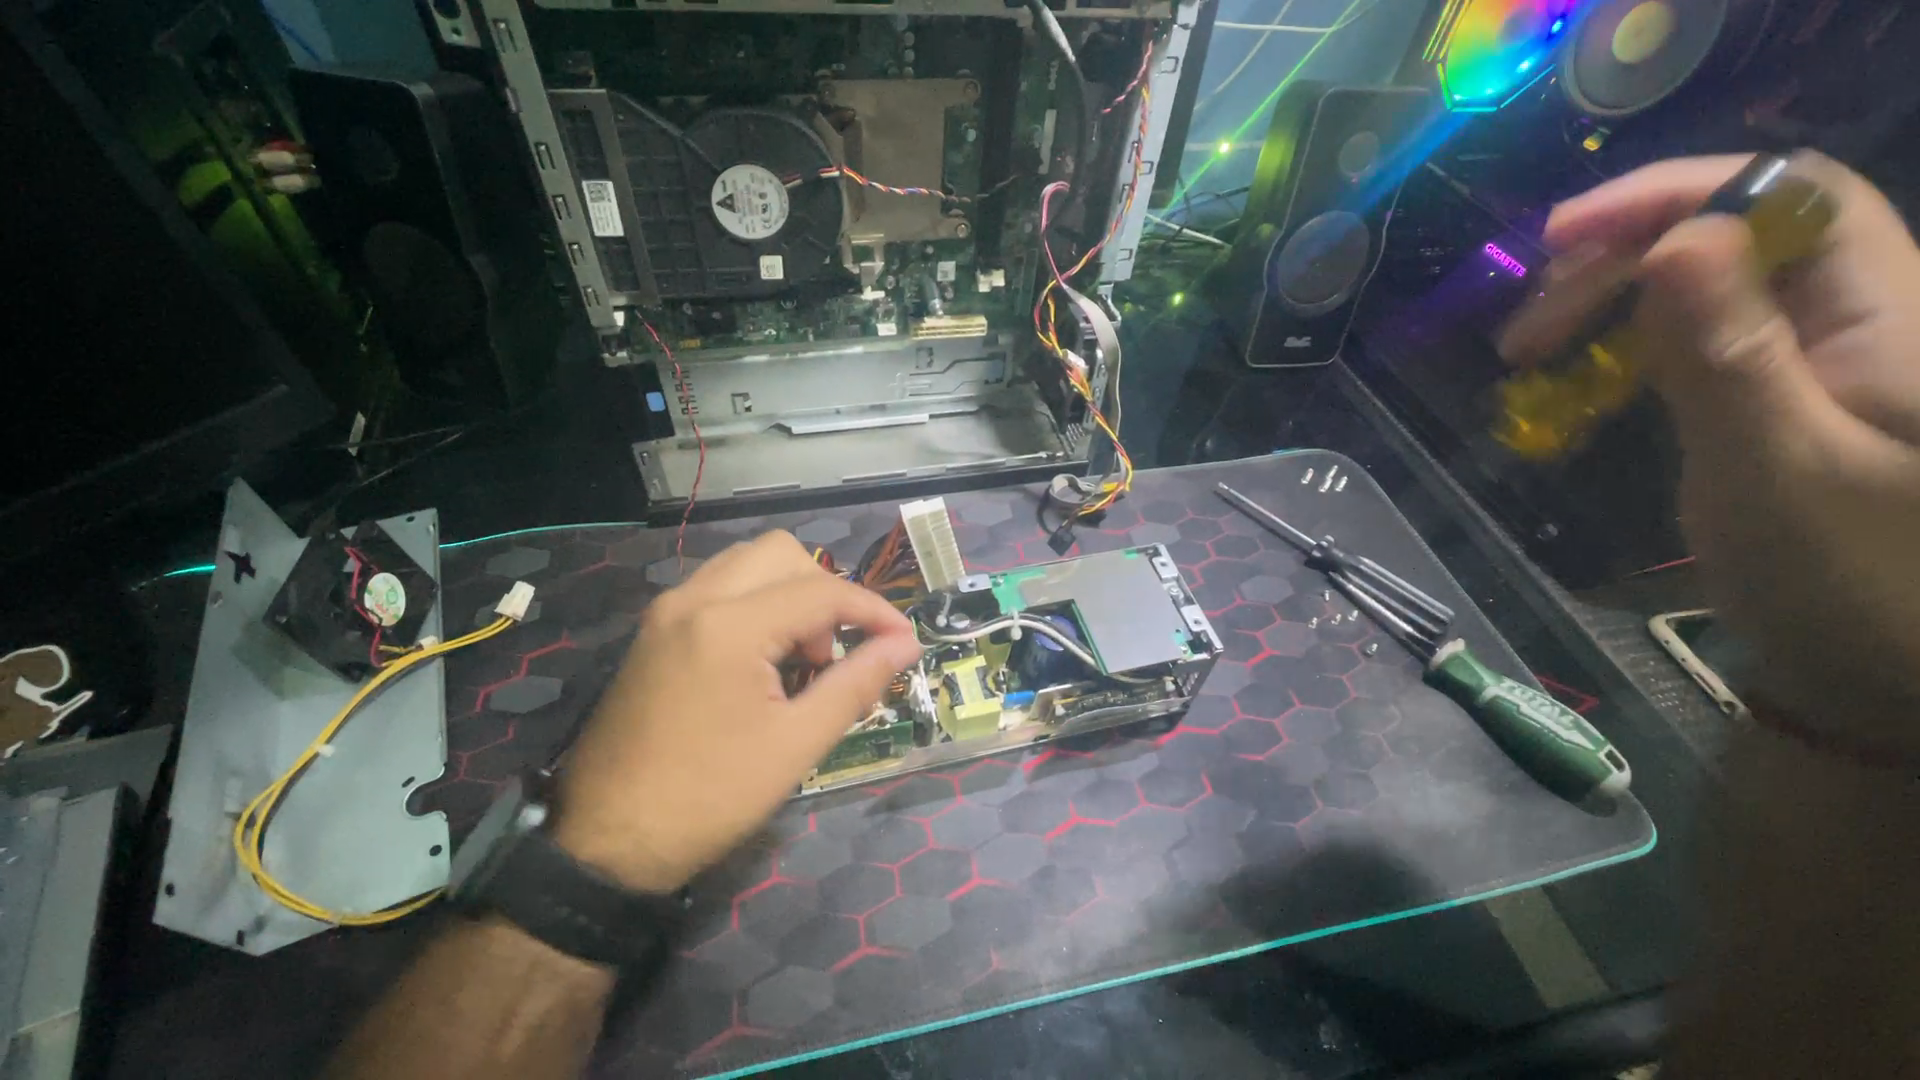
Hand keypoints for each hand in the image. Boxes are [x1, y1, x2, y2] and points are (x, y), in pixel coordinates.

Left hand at [551, 531, 921, 891]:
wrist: (605, 840)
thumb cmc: (710, 797)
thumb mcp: (796, 744)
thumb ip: (856, 683)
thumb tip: (906, 644)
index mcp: (730, 625)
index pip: (821, 591)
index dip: (874, 611)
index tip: (906, 641)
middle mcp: (694, 599)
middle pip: (782, 553)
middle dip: (825, 593)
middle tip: (833, 655)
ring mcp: (668, 611)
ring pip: (747, 564)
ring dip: (789, 594)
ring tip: (799, 659)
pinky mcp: (655, 631)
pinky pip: (719, 588)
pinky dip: (755, 604)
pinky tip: (762, 661)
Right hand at [1500, 152, 1919, 734]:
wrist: (1886, 680)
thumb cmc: (1846, 583)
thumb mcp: (1773, 468)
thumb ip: (1726, 353)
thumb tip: (1676, 239)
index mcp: (1895, 313)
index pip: (1789, 193)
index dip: (1670, 193)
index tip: (1557, 241)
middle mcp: (1865, 315)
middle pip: (1736, 233)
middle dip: (1616, 260)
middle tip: (1522, 328)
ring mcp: (1823, 357)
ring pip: (1708, 284)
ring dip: (1609, 302)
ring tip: (1528, 352)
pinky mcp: (1783, 395)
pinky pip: (1700, 338)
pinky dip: (1627, 345)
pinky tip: (1579, 379)